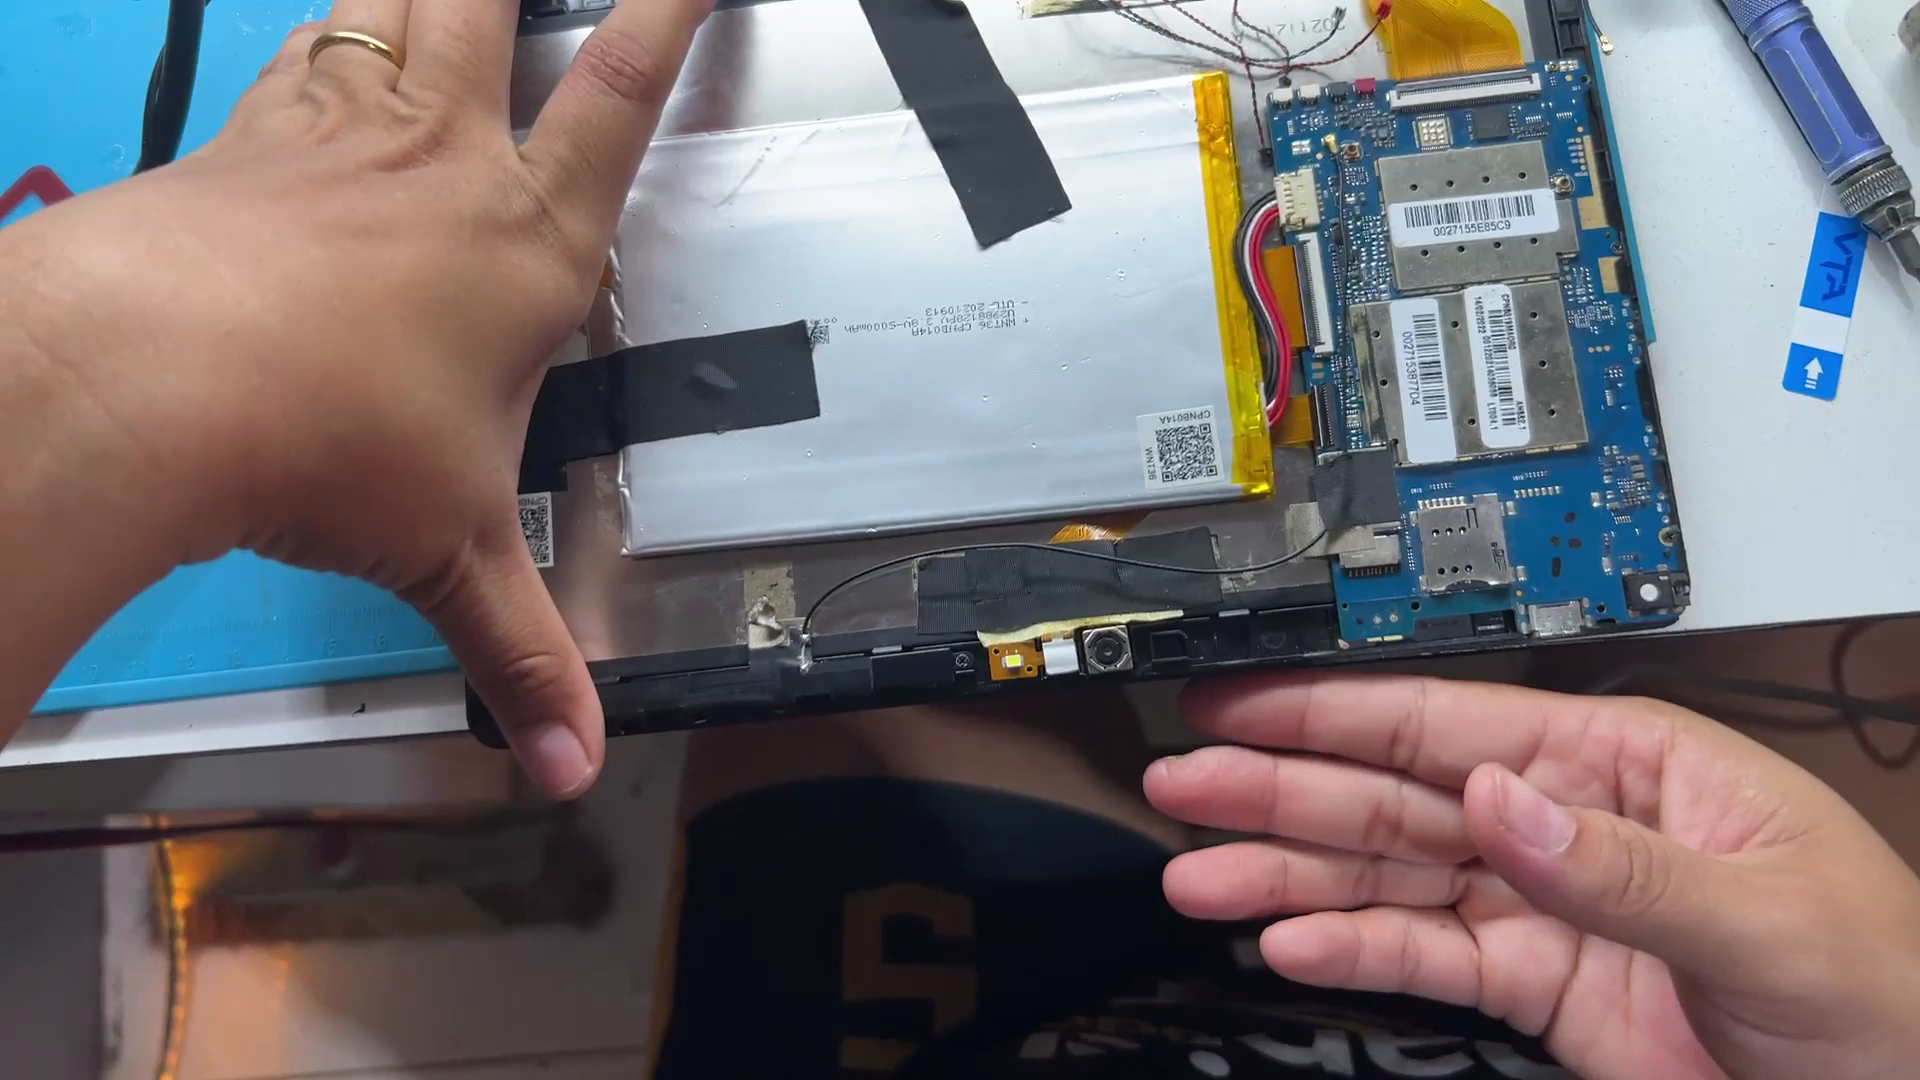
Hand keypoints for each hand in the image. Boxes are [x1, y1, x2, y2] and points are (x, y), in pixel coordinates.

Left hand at [0, 0, 713, 795]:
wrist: (130, 392)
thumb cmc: (324, 451)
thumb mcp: (456, 562)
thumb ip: (527, 663)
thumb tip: (569, 774)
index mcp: (531, 244)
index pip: (618, 102)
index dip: (664, 20)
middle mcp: (452, 167)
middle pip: (495, 2)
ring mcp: (346, 133)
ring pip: (400, 0)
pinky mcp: (256, 137)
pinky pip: (312, 43)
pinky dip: (342, 17)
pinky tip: (347, 14)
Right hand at [1144, 675, 1919, 1079]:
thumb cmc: (1909, 1011)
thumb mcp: (1792, 931)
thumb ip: (1631, 865)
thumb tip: (1501, 801)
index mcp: (1602, 763)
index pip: (1426, 723)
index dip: (1316, 710)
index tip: (1230, 703)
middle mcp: (1542, 813)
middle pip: (1374, 793)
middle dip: (1267, 788)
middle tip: (1181, 783)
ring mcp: (1521, 895)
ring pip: (1371, 871)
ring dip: (1280, 874)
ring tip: (1200, 878)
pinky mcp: (1517, 972)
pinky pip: (1411, 950)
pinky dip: (1344, 946)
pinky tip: (1285, 941)